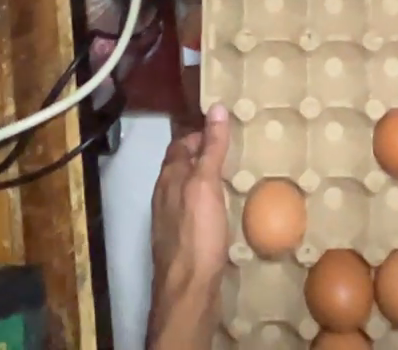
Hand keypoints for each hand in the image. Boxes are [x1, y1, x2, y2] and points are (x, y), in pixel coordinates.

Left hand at [148, 104, 231, 346]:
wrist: (188, 290)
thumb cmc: (196, 232)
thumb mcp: (206, 183)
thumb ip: (211, 147)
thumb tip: (216, 107)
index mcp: (168, 177)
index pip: (180, 144)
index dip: (199, 133)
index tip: (223, 129)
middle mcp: (165, 194)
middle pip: (182, 165)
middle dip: (203, 155)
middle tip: (233, 151)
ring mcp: (171, 219)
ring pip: (187, 189)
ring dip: (205, 180)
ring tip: (232, 176)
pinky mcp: (181, 240)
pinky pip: (193, 211)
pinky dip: (207, 203)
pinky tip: (224, 210)